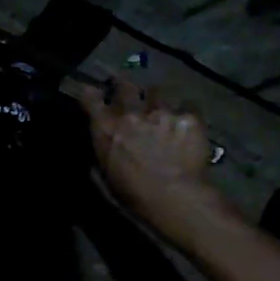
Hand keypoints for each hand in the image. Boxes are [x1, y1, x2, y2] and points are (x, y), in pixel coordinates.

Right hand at [78, 78, 233, 241]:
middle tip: (128, 90)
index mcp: (106, 127)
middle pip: (125, 85)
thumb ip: (103, 144)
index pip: (90, 98)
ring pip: (158, 91)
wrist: (174, 195)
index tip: (92, 90)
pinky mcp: (189, 116)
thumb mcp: (104, 167)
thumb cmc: (131, 190)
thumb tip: (105, 136)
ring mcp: (162, 111)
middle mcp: (131, 112)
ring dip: (156, 98)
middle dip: (125, 86)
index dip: (90, 92)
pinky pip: (186, 105)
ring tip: (161, 107)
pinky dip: (184, 111)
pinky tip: (186, 122)